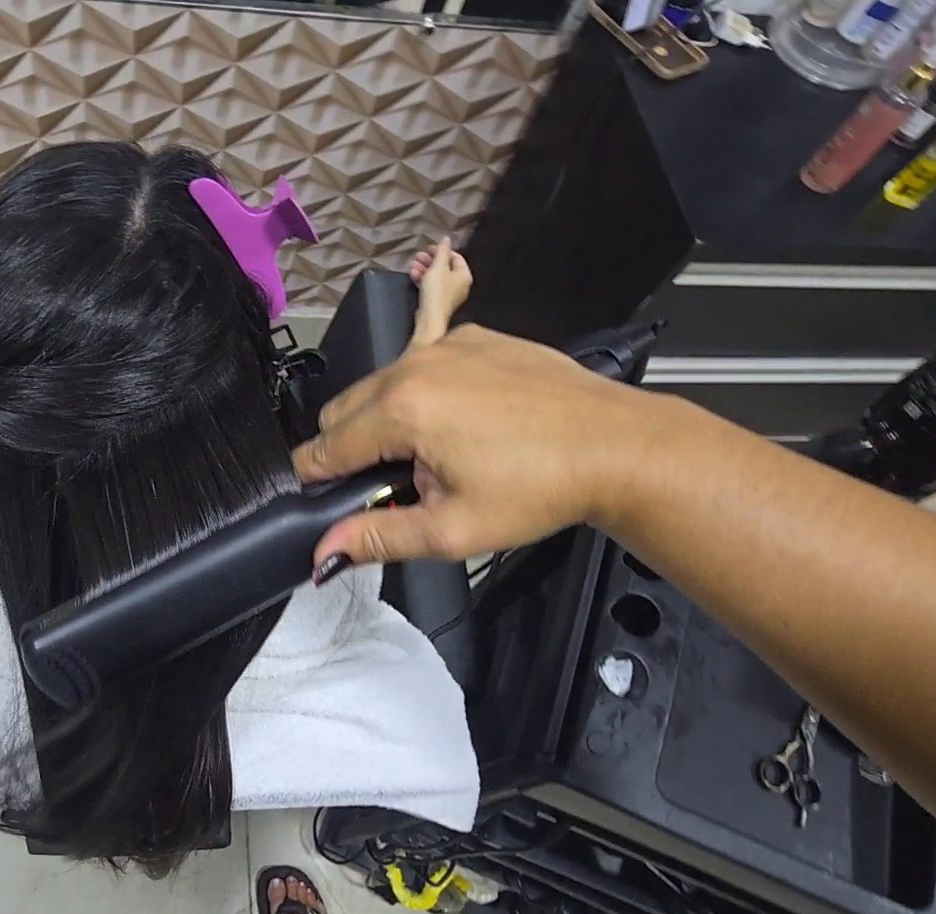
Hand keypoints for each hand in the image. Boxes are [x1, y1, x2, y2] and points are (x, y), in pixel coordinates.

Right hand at [294, 324, 668, 566]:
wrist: (619, 446)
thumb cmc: (542, 488)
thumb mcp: (452, 529)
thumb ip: (378, 538)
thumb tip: (324, 554)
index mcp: (403, 410)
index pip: (324, 446)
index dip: (316, 479)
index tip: (325, 498)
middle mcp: (416, 364)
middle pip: (342, 411)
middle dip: (350, 450)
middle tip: (393, 484)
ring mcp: (446, 344)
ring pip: (378, 386)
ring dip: (385, 421)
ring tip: (431, 455)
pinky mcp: (473, 337)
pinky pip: (419, 365)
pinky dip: (420, 394)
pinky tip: (460, 423)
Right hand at [409, 237, 472, 347]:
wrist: (430, 318)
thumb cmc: (437, 290)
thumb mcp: (438, 266)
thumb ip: (442, 251)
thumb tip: (446, 238)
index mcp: (464, 274)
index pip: (456, 257)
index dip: (442, 250)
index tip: (428, 248)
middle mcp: (460, 284)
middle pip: (445, 267)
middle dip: (430, 260)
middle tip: (417, 255)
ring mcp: (449, 295)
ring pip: (437, 277)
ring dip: (425, 269)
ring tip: (412, 264)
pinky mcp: (438, 302)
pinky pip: (433, 287)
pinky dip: (424, 279)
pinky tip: (413, 275)